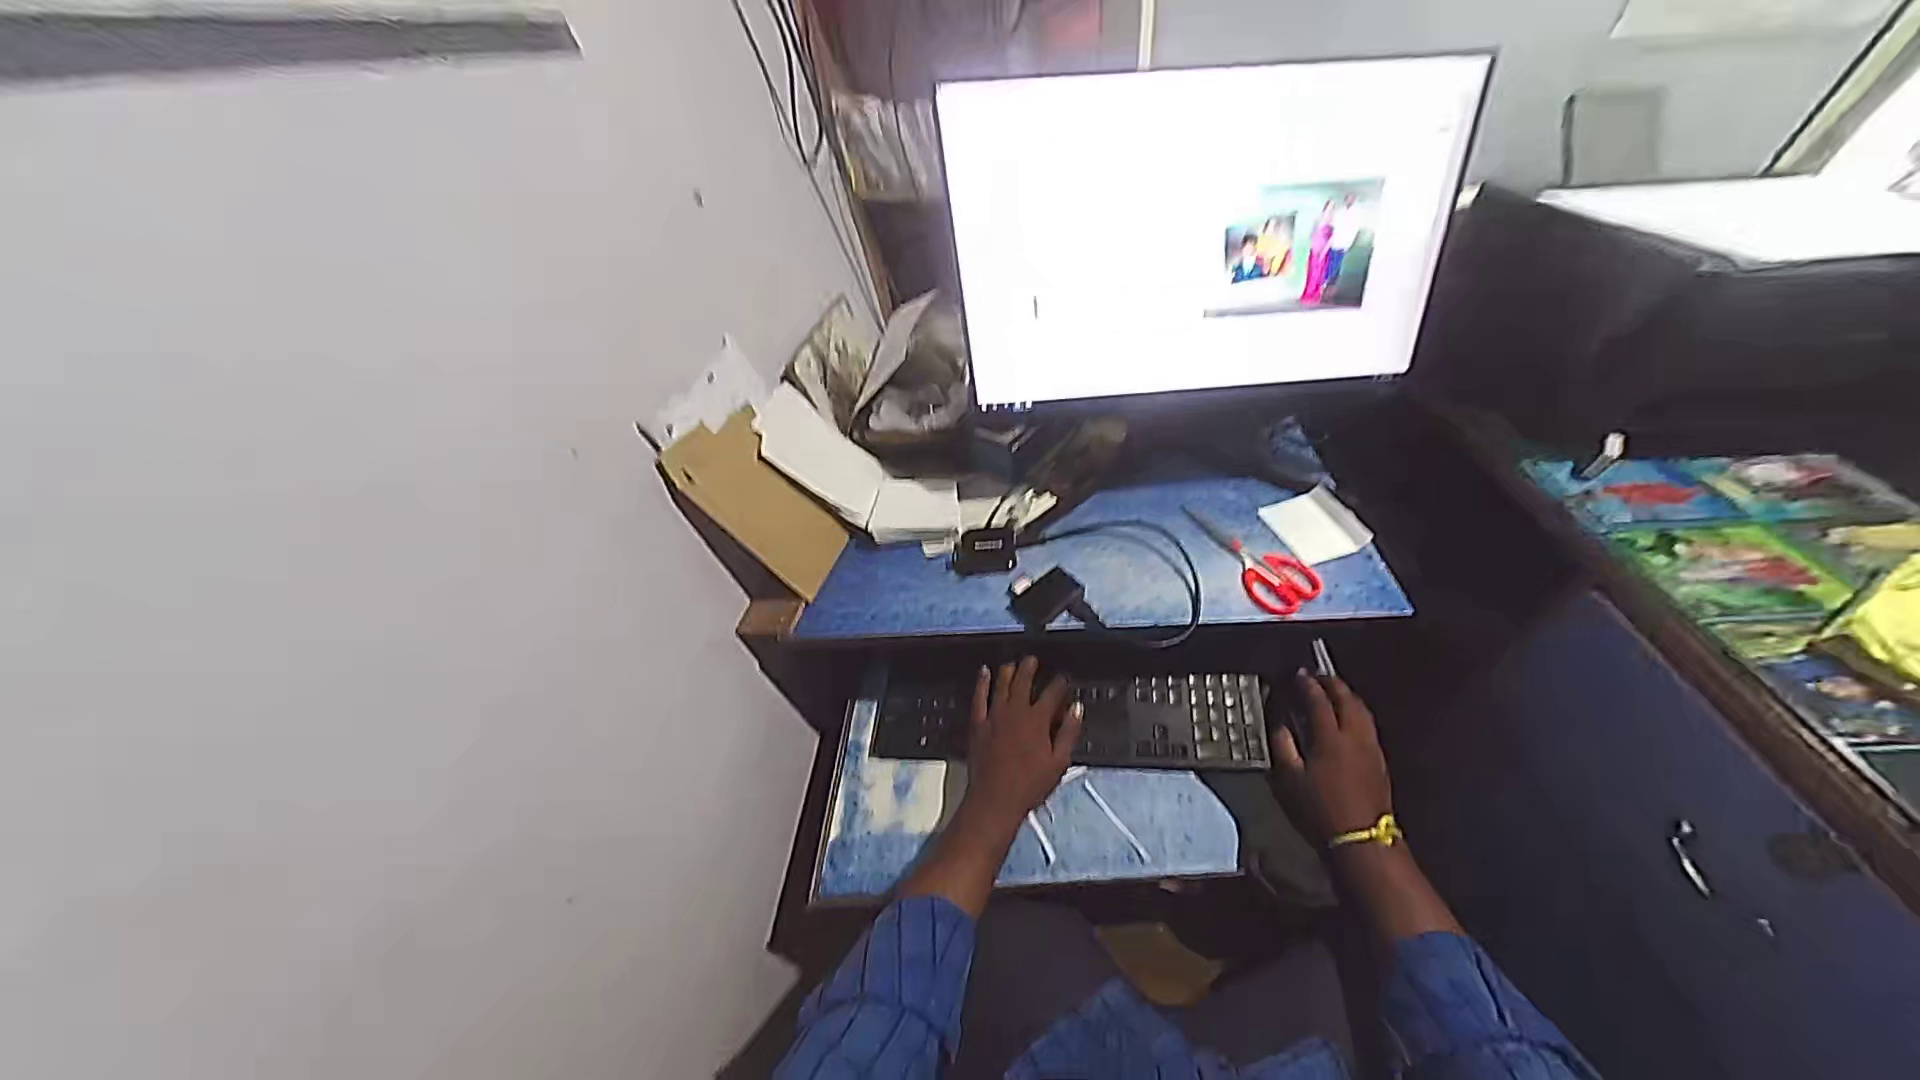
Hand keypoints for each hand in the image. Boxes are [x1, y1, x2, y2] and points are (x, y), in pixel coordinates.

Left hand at [961, 657, 1083, 830]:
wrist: (996, 798)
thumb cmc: (1030, 784)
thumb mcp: (1059, 761)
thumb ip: (1069, 732)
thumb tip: (1077, 708)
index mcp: (1038, 720)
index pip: (1052, 693)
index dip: (1059, 684)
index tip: (1063, 679)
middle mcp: (1016, 711)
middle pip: (1024, 682)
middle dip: (1030, 668)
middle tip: (1033, 660)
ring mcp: (994, 715)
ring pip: (1002, 685)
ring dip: (1008, 671)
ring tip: (1013, 663)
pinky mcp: (978, 723)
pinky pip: (979, 697)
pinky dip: (982, 682)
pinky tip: (983, 672)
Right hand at [1273, 671, 1391, 836]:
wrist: (1362, 838)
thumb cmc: (1320, 808)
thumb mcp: (1290, 777)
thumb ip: (1283, 744)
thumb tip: (1280, 723)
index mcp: (1330, 738)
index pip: (1319, 700)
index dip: (1308, 684)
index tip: (1299, 674)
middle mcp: (1355, 737)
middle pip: (1347, 699)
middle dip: (1332, 683)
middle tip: (1318, 675)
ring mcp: (1371, 747)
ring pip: (1362, 710)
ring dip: (1347, 695)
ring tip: (1334, 689)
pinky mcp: (1380, 759)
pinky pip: (1368, 723)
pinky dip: (1356, 711)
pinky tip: (1348, 715)